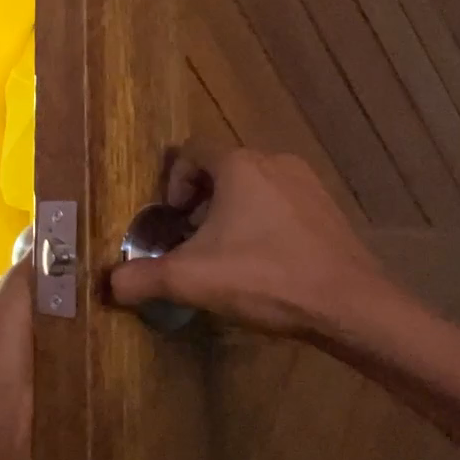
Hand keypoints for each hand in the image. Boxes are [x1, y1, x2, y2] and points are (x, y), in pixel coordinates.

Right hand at [108, 144, 400, 338]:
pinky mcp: (329, 209)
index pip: (190, 152)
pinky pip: (282, 204)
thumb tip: (107, 285)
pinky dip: (265, 223)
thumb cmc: (265, 278)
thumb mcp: (192, 280)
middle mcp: (273, 161)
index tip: (173, 222)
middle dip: (201, 202)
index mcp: (239, 165)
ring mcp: (307, 183)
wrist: (351, 306)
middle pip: (221, 169)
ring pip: (253, 186)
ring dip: (233, 212)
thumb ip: (142, 278)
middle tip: (193, 240)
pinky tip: (266, 263)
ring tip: (228, 255)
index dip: (173, 184)